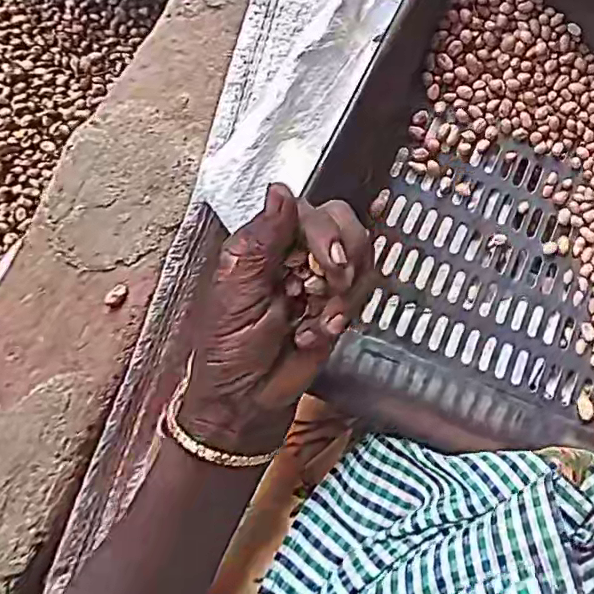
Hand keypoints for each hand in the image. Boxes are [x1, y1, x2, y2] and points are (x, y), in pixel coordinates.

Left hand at [178, 184, 374, 455]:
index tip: (330, 263)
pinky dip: (348, 309)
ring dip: (345, 290)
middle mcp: (296, 250)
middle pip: (343, 222)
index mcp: (266, 242)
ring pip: (361, 252)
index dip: (327, 232)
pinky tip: (322, 329)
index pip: (310, 210)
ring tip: (319, 319)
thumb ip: (263, 239)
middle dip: (344, 258)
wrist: (248, 405)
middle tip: (329, 289)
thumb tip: (281, 188)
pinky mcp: (340, 298)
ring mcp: (321, 273)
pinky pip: (364, 285)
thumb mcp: (238, 293)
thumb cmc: (228, 352)